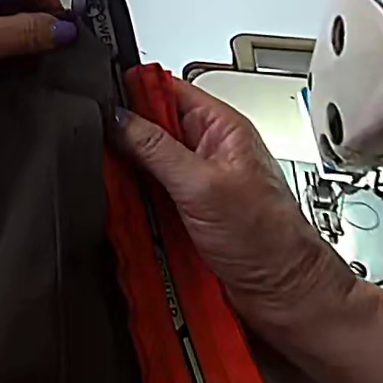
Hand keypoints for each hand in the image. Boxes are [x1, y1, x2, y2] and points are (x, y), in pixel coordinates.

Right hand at [113, 73, 358, 333]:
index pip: (168, 89)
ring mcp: (191, 178)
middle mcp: (204, 148)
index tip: (103, 100)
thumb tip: (119, 119)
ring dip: (126, 170)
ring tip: (111, 178)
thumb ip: (156, 148)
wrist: (280, 292)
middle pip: (150, 125)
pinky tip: (120, 201)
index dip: (135, 89)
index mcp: (219, 126)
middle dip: (125, 135)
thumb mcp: (202, 185)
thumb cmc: (268, 238)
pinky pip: (145, 191)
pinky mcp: (181, 207)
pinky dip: (130, 196)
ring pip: (144, 160)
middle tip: (102, 146)